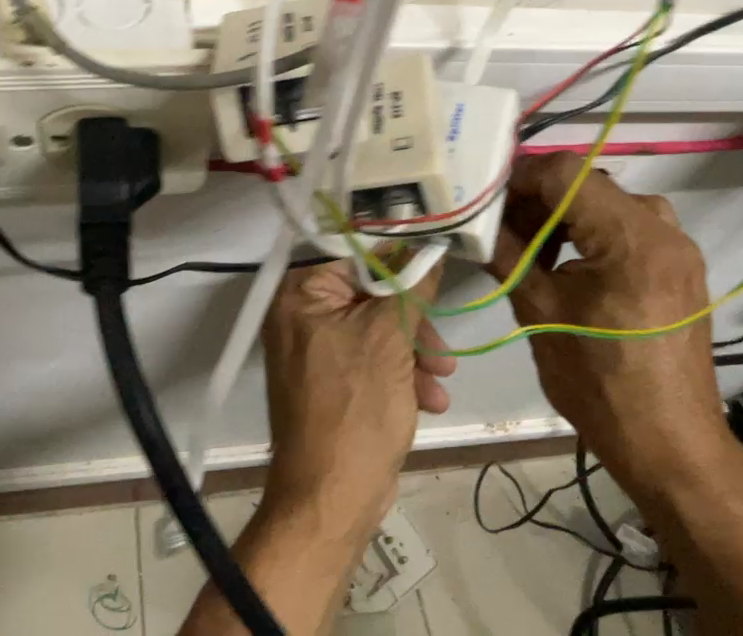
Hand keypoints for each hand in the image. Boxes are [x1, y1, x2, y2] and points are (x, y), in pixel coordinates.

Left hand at [259, 259, 454, 539]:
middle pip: (369, 297)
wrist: (331, 495)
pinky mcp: (329, 385)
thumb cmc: (356, 406)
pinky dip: (400, 376)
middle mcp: (299, 317)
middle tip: (442, 349)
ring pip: (375, 333)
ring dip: (413, 354)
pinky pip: (369, 363)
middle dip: (412, 323)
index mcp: (300, 295)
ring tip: (442, 381)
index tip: (437, 271)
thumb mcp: (390, 339)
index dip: (399, 264)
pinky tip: (430, 401)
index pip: (355, 257)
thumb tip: (431, 248)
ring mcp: (312, 354)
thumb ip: (411, 288)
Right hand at [493, 153, 737, 495]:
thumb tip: (476, 218)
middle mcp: (664, 232)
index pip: (566, 173)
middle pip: (589, 183)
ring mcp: (678, 250)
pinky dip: (592, 232)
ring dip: (564, 214)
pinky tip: (565, 262)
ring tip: (528, 246)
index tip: (486, 200)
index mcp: (632, 240)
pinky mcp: (679, 269)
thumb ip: (507, 253)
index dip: (519, 178)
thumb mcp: (539, 312)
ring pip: (609, 203)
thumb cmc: (598, 383)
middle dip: (538, 198)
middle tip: (499, 226)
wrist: (669, 444)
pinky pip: (629, 228)